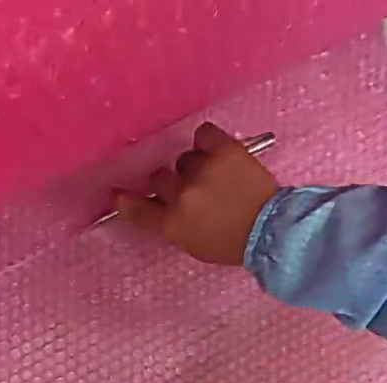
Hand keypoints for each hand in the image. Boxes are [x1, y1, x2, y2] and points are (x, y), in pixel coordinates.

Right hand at [113, 122, 280, 265]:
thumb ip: (173, 225)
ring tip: (210, 174)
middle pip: (159, 177)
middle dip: (170, 183)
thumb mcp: (193, 244)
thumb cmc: (230, 243)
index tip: (118, 195)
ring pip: (183, 158)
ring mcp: (202, 171)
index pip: (140, 210)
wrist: (268, 228)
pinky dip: (206, 142)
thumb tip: (164, 206)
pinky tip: (214, 152)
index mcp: (172, 225)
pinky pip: (203, 134)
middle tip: (187, 189)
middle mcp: (182, 196)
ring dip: (192, 165)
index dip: (127, 202)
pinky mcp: (223, 150)